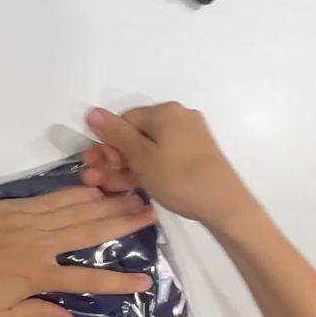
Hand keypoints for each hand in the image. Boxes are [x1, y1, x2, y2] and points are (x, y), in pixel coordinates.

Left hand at [0, 187, 157, 316]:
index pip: (87, 279)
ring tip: (134, 196)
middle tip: (152, 213)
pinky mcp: (17, 207)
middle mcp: (42, 246)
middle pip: (91, 233)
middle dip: (123, 223)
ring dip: (107, 203)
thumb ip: (39, 314)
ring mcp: (30, 222)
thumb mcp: (1, 315)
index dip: (118, 281)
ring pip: (76, 211)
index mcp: (40, 276)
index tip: (145, 281)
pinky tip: (95, 188)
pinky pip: (53, 199)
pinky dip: (76, 194)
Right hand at [80, 103, 259, 229]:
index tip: (98, 166)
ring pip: (148, 149)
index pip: (124, 120)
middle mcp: (179, 118)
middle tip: (97, 180)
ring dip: (126, 167)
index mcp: (166, 111)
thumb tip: (92, 111)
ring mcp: (188, 138)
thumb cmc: (178, 177)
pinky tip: (132, 187)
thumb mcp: (141, 156)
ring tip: (109, 187)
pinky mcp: (194, 156)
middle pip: (136, 134)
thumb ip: (115, 134)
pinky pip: (162, 158)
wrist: (224, 205)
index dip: (107, 142)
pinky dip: (146, 170)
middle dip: (114, 157)